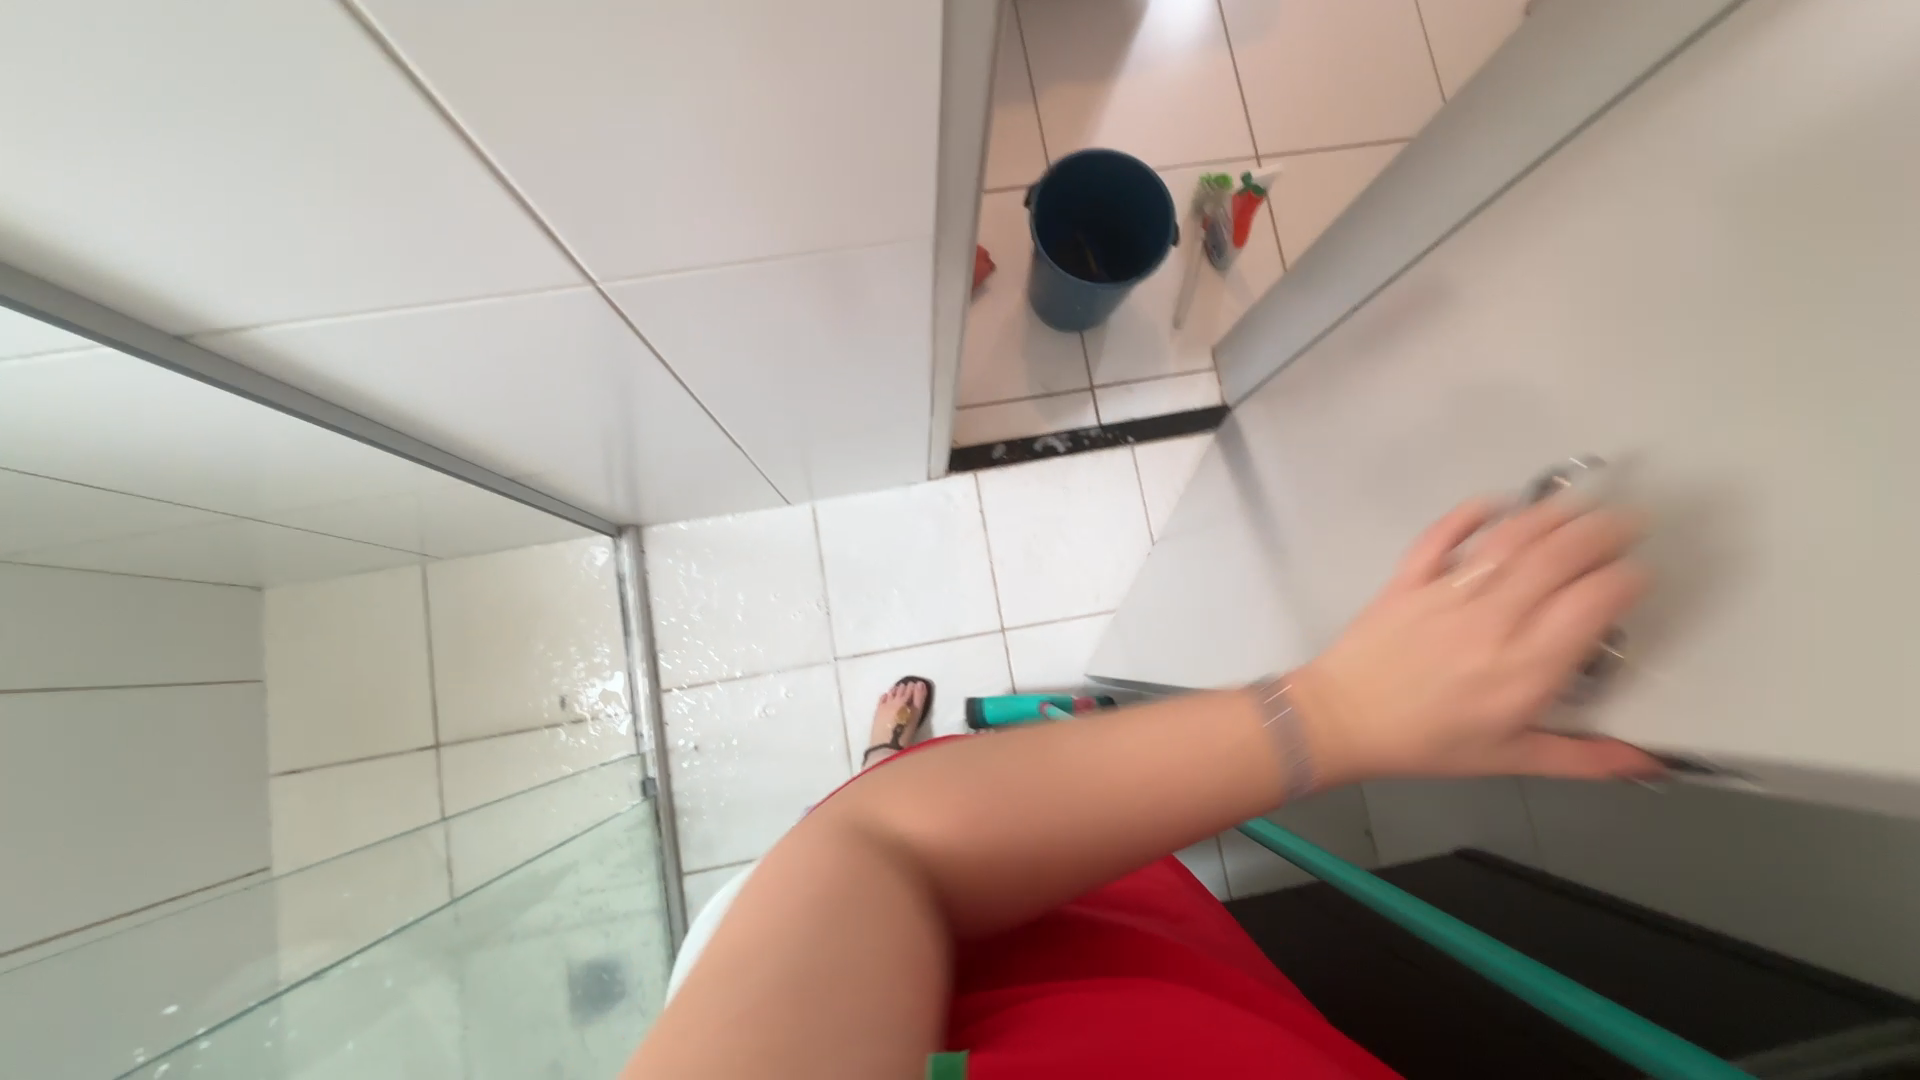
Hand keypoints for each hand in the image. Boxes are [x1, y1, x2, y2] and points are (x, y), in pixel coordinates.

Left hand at [1292, 495, 1661, 785]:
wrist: (1341, 720)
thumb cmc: (1425, 742)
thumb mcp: (1508, 759)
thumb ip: (1583, 758)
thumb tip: (1651, 762)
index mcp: (1526, 666)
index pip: (1592, 603)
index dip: (1624, 579)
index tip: (1637, 573)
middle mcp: (1491, 622)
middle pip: (1556, 559)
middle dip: (1600, 533)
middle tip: (1626, 521)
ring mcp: (1444, 596)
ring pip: (1506, 543)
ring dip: (1548, 516)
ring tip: (1578, 503)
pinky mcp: (1405, 583)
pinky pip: (1438, 539)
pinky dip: (1466, 515)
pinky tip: (1494, 502)